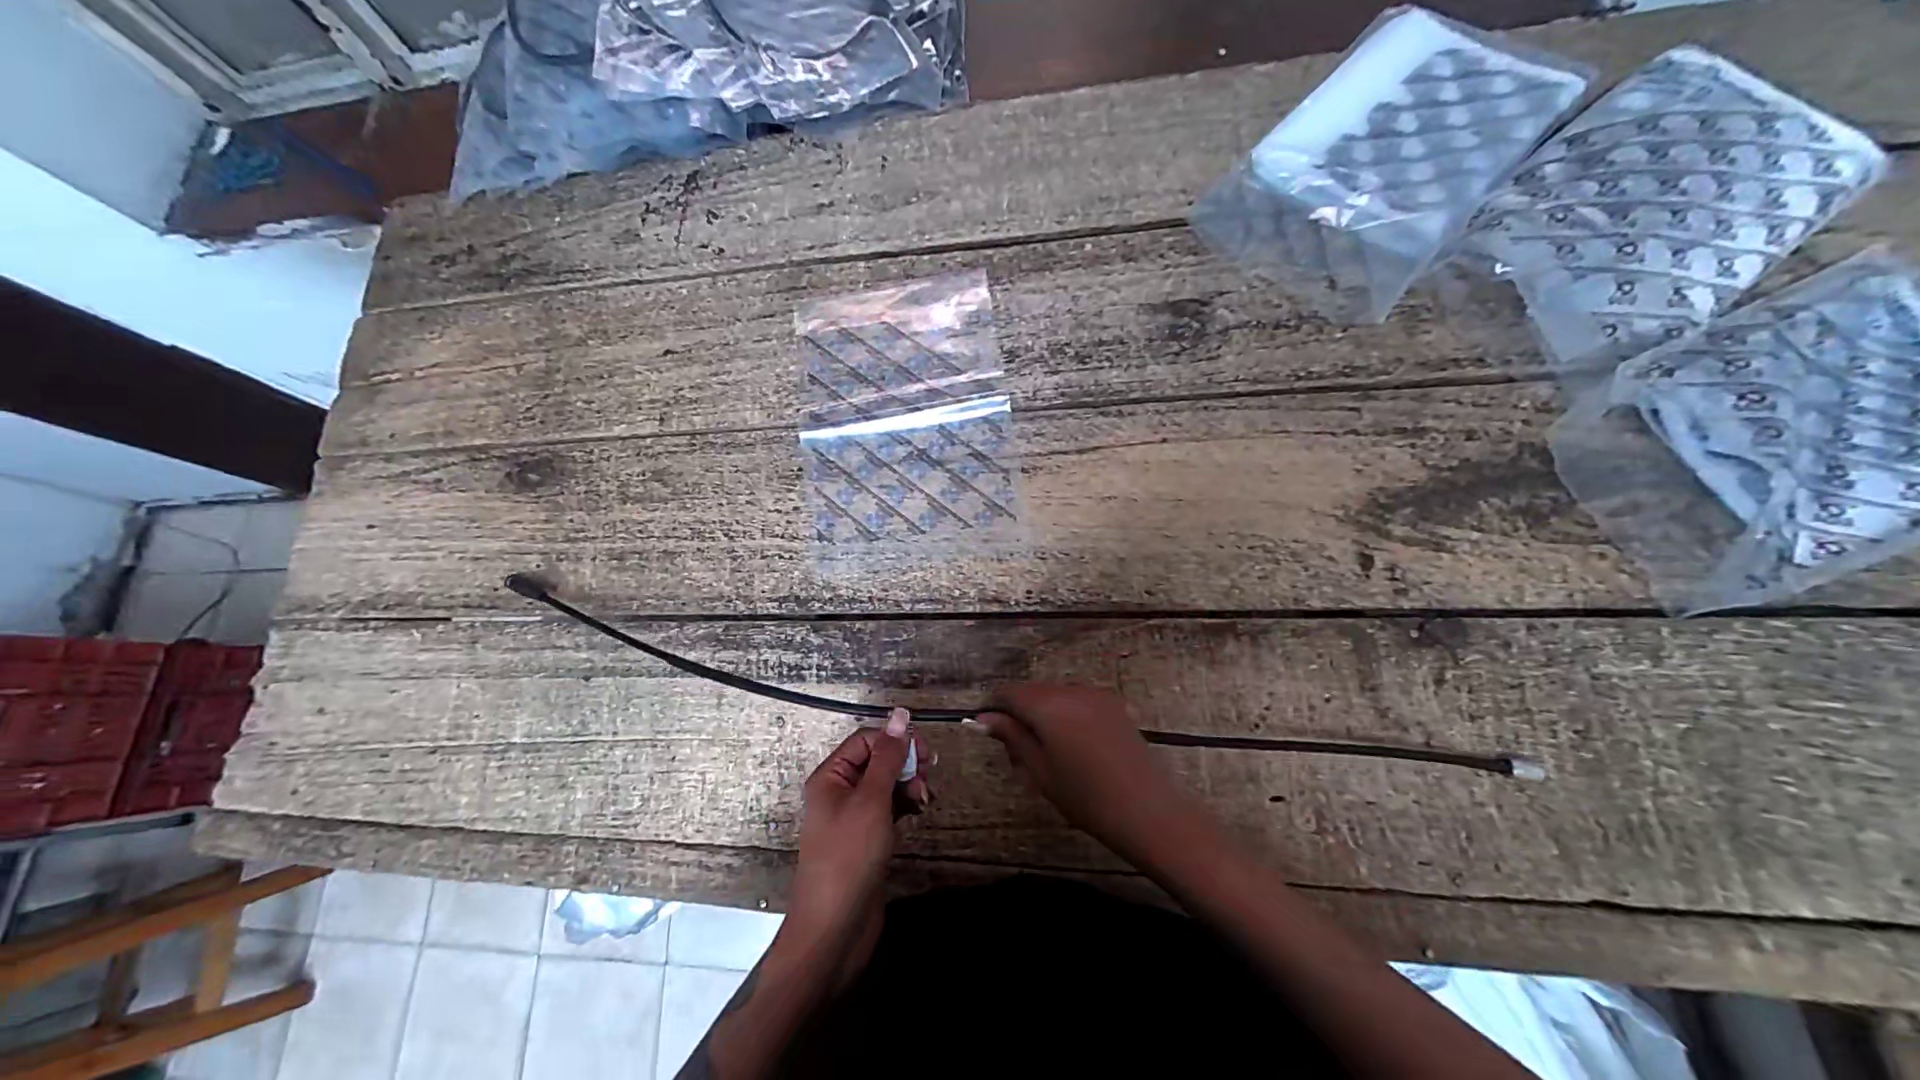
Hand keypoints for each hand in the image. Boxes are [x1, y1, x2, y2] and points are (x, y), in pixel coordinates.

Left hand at [786, 709, 926, 964]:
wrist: (836, 928)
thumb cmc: (849, 858)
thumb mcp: (871, 800)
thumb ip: (888, 757)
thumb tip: (900, 715)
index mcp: (831, 777)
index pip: (866, 740)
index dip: (895, 741)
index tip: (925, 754)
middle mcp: (839, 792)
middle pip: (877, 760)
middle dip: (905, 763)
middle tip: (928, 775)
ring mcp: (854, 818)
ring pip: (886, 785)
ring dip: (909, 784)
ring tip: (926, 799)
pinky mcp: (867, 839)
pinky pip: (889, 808)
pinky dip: (906, 805)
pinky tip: (920, 810)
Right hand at [975, 684, 1201, 862]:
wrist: (1147, 810)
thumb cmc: (1085, 797)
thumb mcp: (1039, 770)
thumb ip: (1012, 737)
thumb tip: (983, 719)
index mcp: (1048, 705)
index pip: (1008, 693)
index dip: (993, 708)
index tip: (985, 730)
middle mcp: (1071, 690)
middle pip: (1032, 691)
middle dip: (1018, 712)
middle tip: (1014, 754)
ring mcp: (1096, 695)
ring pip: (1055, 695)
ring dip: (1041, 713)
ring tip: (1042, 753)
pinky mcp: (1114, 705)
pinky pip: (1077, 700)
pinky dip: (1064, 714)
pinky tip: (1069, 746)